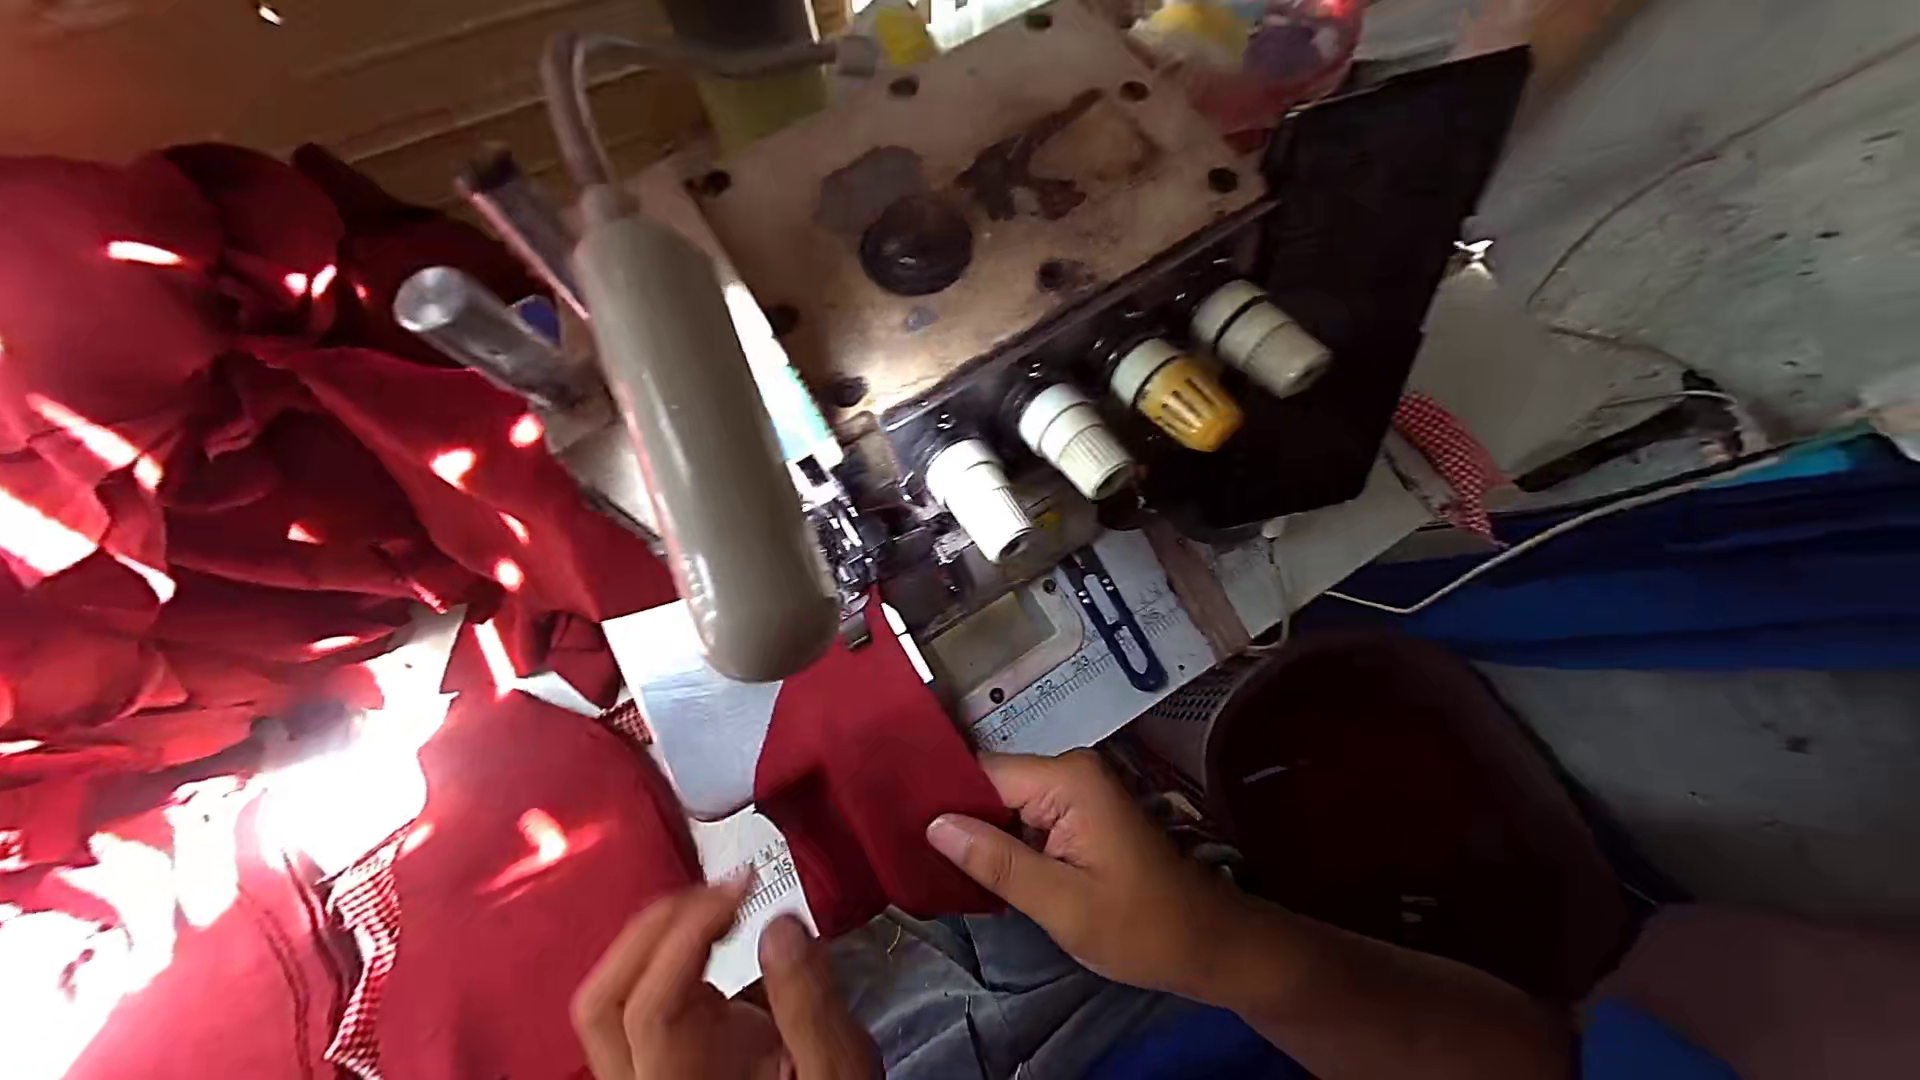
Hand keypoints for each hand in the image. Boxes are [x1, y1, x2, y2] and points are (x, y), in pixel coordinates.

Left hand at [572, 879, 880, 1079]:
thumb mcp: (837, 1069)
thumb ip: (810, 1005)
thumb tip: (780, 929)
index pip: (651, 1006)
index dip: (691, 932)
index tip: (741, 887)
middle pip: (608, 997)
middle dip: (664, 923)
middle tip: (721, 889)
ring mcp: (650, 1067)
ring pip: (613, 992)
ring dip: (663, 928)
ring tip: (720, 898)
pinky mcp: (667, 1046)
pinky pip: (640, 986)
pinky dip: (673, 940)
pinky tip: (719, 924)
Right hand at [924, 750, 1249, 1002]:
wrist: (1207, 941)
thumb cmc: (1140, 926)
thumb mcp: (1063, 904)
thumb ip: (997, 861)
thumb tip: (934, 824)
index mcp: (1067, 779)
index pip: (985, 773)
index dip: (945, 797)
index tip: (901, 823)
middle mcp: (1068, 768)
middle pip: (993, 782)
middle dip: (959, 816)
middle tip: (913, 849)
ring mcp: (1074, 786)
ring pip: (1005, 799)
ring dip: (979, 829)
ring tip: (934, 858)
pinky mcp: (1076, 806)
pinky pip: (1024, 812)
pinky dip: (1003, 837)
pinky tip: (977, 861)